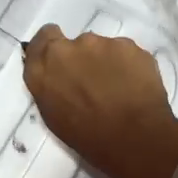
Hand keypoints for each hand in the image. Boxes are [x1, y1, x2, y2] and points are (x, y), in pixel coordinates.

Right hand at [23, 26, 177, 177]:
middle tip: (93, 82)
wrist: (133, 137)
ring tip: (118, 87)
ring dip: (105, 61)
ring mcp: (98, 43)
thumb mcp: (52, 114)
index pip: (42, 39)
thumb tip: (58, 75)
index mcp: (42, 69)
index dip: (53, 46)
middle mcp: (65, 49)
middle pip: (73, 44)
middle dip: (81, 57)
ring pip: (101, 47)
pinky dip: (127, 64)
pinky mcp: (128, 44)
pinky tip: (134, 85)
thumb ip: (50, 85)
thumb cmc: (87, 137)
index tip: (63, 61)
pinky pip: (124, 51)